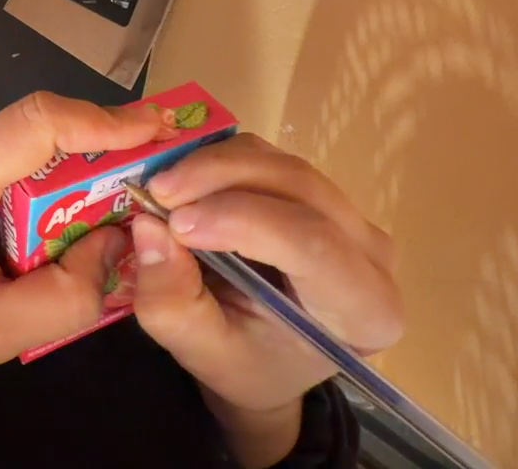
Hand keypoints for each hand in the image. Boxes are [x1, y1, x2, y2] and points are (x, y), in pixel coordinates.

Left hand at [0, 92, 171, 369]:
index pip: (36, 122)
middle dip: (99, 158)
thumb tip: (117, 241)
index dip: (102, 120)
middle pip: (40, 130)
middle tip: (147, 188)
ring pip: (26, 139)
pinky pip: (6, 146)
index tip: (156, 128)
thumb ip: (68, 295)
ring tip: (92, 222)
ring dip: (66, 174)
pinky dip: (39, 177)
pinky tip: (46, 219)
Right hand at [131, 133, 402, 416]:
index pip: (314, 245)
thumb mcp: (199, 348)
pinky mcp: (314, 188)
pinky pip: (265, 154)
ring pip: (277, 161)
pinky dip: (217, 157)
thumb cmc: (244, 362)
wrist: (265, 359)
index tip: (175, 223)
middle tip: (157, 191)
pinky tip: (185, 182)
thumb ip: (172, 299)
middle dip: (218, 176)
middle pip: (297, 185)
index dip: (242, 220)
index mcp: (363, 310)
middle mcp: (371, 253)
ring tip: (164, 189)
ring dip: (213, 163)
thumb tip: (147, 227)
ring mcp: (347, 213)